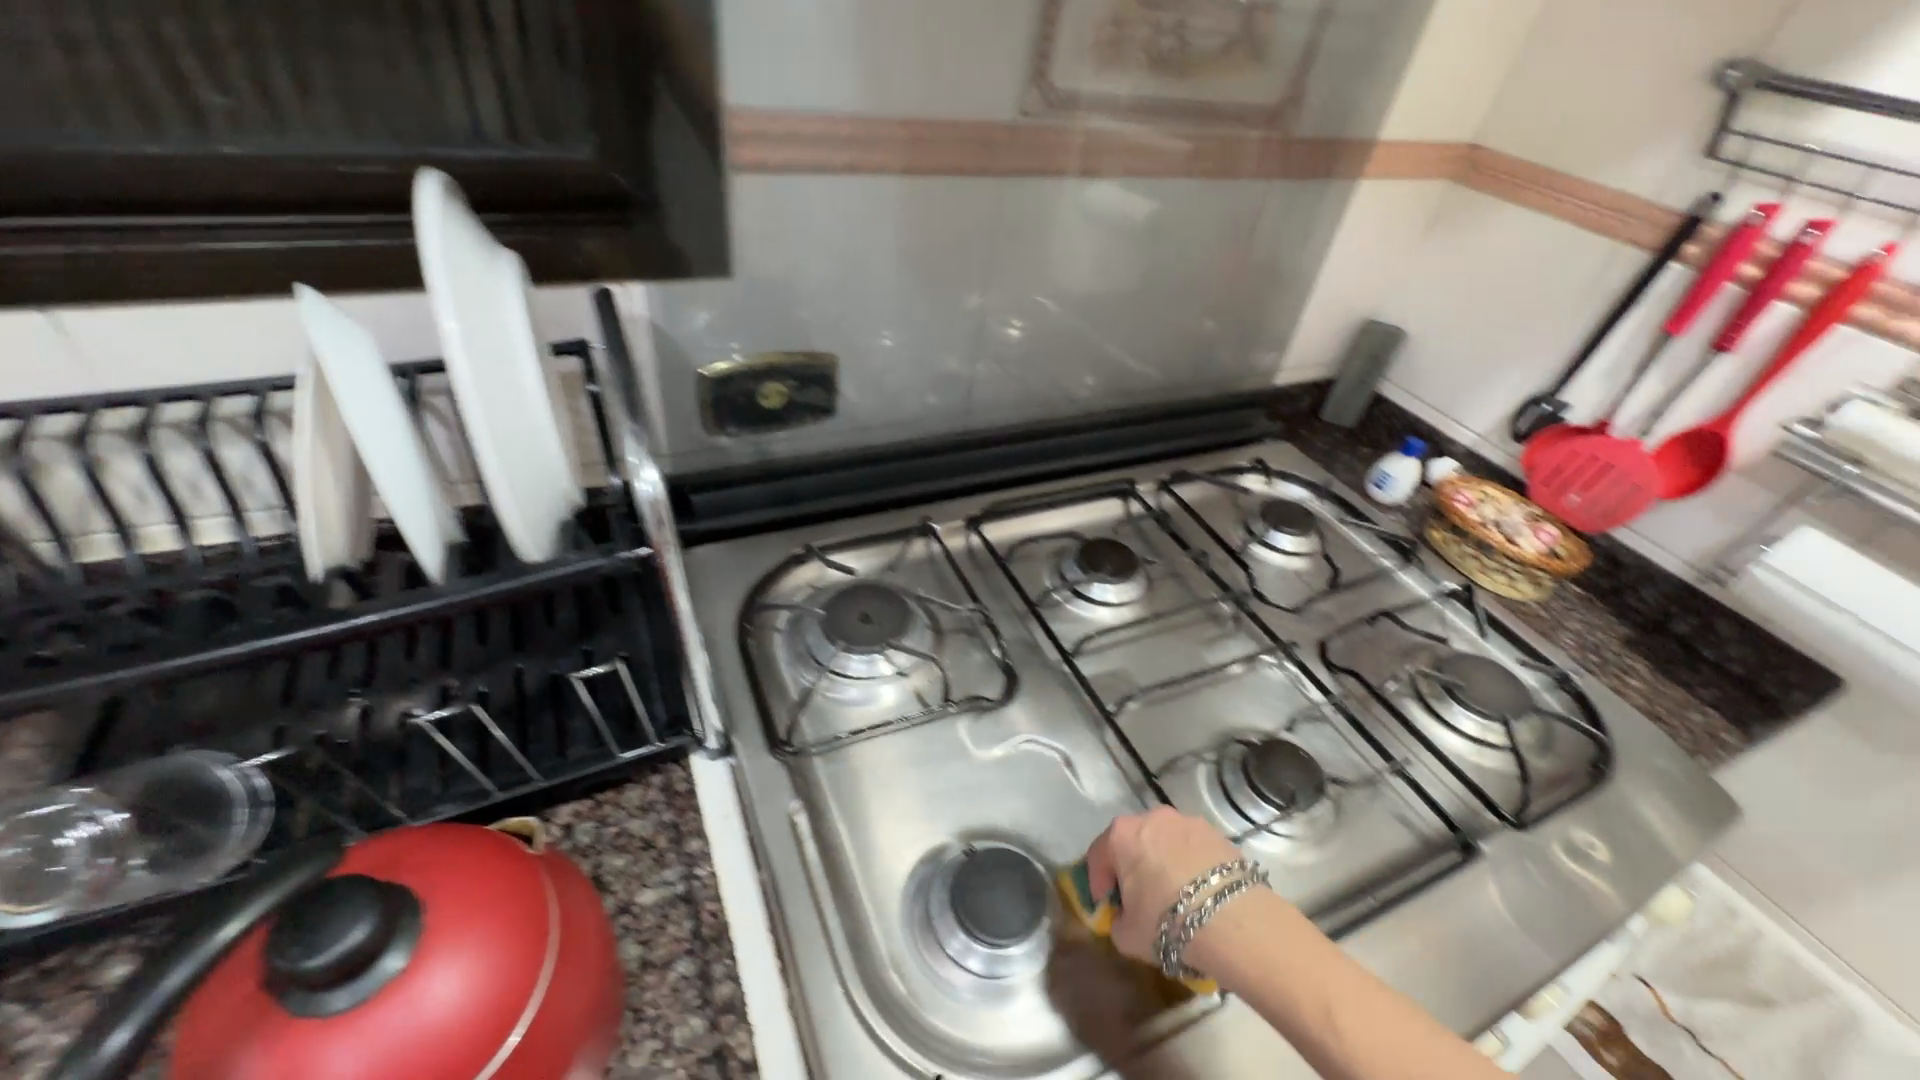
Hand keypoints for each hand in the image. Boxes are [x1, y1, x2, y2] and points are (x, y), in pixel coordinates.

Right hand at [1081, 807, 1247, 967]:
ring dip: (1163, 864)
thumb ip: (1117, 922)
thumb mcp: (1126, 935)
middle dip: (1132, 868)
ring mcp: (1189, 822)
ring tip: (1174, 897)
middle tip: (1138, 899)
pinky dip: (1191, 867)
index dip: (1098, 883)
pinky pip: (1194, 850)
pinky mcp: (1218, 834)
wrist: (1233, 921)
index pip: (1098, 855)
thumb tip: (1125, 918)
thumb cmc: (1166, 922)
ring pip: (1166, 843)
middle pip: (1133, 842)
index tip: (1106, 906)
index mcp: (1121, 834)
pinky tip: (1199, 895)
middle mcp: (1153, 817)